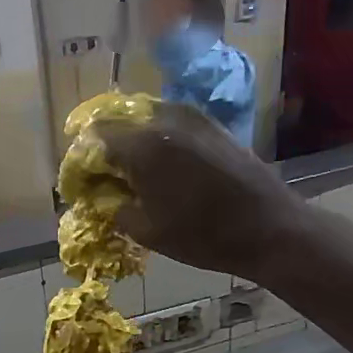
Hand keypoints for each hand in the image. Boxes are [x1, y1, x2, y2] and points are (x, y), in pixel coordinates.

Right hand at [96, 101, 309, 279]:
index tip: (80, 182)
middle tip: (99, 174)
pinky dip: (154, 138)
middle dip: (102, 146)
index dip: (81, 159)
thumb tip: (98, 195)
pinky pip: (168, 122)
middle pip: (116, 120)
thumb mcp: (144, 230)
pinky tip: (157, 164)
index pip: (93, 138)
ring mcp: (192, 118)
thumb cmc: (202, 235)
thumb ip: (112, 205)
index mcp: (142, 146)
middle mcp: (164, 121)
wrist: (272, 229)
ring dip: (128, 139)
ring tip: (127, 169)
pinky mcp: (211, 125)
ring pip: (142, 117)